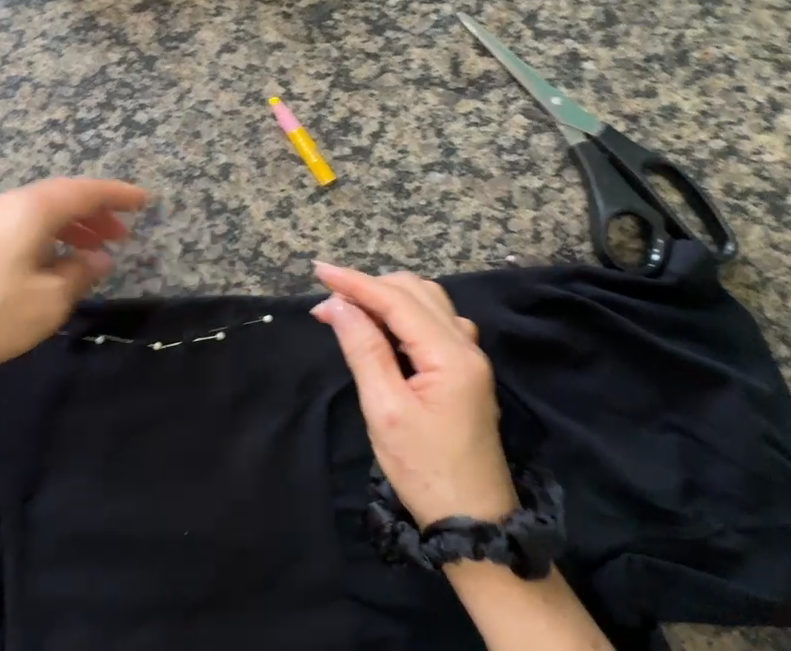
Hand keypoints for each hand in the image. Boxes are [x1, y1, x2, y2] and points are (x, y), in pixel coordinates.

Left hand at [0, 178, 147, 388]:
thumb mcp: (49, 301)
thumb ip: (80, 274)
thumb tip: (98, 258)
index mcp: (30, 209)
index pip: (84, 190)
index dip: (117, 194)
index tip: (145, 201)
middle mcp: (3, 204)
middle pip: (57, 199)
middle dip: (93, 214)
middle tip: (120, 236)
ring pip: (34, 215)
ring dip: (67, 229)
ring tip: (89, 255)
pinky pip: (15, 228)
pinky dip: (41, 239)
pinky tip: (46, 266)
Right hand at [310, 264, 516, 525]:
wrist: (473, 519)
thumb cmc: (424, 469)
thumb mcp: (384, 410)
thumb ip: (363, 350)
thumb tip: (338, 305)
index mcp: (449, 356)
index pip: (397, 301)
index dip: (355, 282)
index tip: (317, 271)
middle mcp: (466, 347)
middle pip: (415, 292)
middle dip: (368, 286)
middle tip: (326, 301)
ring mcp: (469, 359)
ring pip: (427, 303)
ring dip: (386, 296)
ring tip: (347, 310)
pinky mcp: (465, 372)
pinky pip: (433, 322)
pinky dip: (402, 313)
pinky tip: (380, 327)